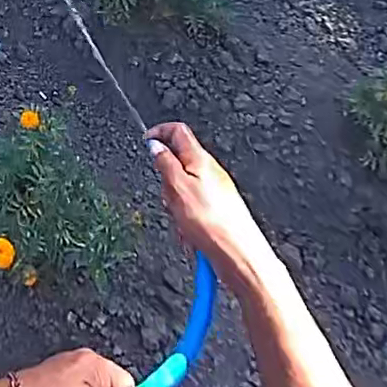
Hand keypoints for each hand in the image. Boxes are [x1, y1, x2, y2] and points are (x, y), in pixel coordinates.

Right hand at [146, 121, 274, 282]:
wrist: (240, 256)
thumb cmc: (213, 224)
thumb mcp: (178, 188)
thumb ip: (164, 163)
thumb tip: (155, 145)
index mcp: (200, 159)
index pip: (178, 130)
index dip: (159, 132)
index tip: (146, 143)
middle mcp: (209, 171)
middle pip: (177, 162)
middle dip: (166, 179)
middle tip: (168, 194)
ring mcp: (214, 190)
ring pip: (182, 187)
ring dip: (175, 203)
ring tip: (182, 219)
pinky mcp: (216, 210)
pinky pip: (192, 207)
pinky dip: (186, 219)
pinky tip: (191, 233)